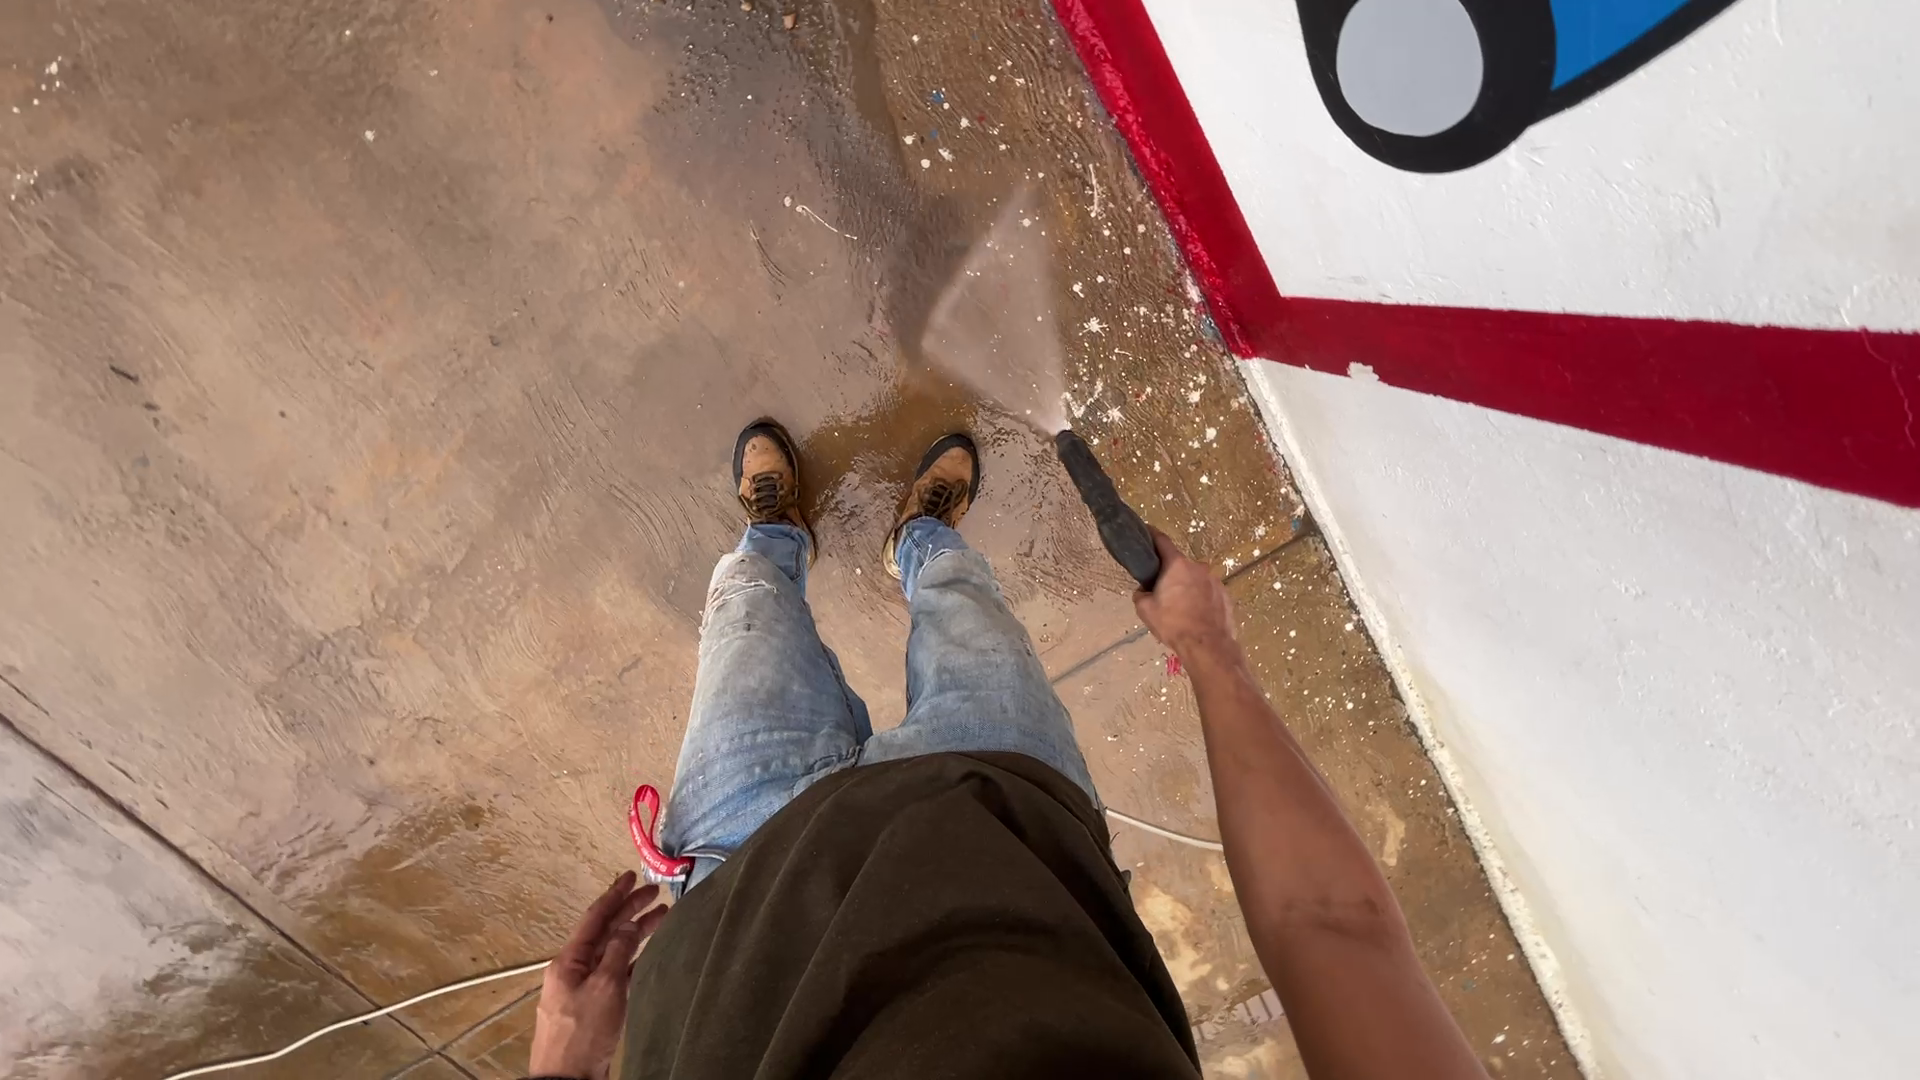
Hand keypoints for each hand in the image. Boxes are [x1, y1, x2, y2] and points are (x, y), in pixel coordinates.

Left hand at [529, 870, 669, 1079]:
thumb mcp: (604, 986)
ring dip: (634, 932)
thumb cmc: (583, 1032)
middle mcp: (573, 970)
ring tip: (661, 916)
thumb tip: (627, 926)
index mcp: (568, 961)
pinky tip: (650, 951)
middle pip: (605, 932)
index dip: (615, 895)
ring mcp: (583, 989)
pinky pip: (615, 971)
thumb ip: (618, 951)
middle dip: (629, 910)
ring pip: (612, 950)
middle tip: (655, 893)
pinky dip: (632, 958)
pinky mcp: (594, 1006)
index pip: (595, 918)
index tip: (632, 875)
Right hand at [1134, 529, 1238, 660]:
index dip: (1151, 535)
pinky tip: (1195, 615)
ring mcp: (1215, 581)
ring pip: (1194, 579)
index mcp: (1176, 565)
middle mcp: (1198, 567)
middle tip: (1161, 590)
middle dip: (1169, 573)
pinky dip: (1200, 598)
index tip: (1145, 531)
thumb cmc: (1173, 624)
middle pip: (1179, 564)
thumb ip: (1141, 594)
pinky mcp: (1225, 595)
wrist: (1207, 646)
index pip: (1162, 541)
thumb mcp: (1145, 609)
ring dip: (1186, 587)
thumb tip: (1144, 591)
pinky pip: (1207, 592)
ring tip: (1180, 608)